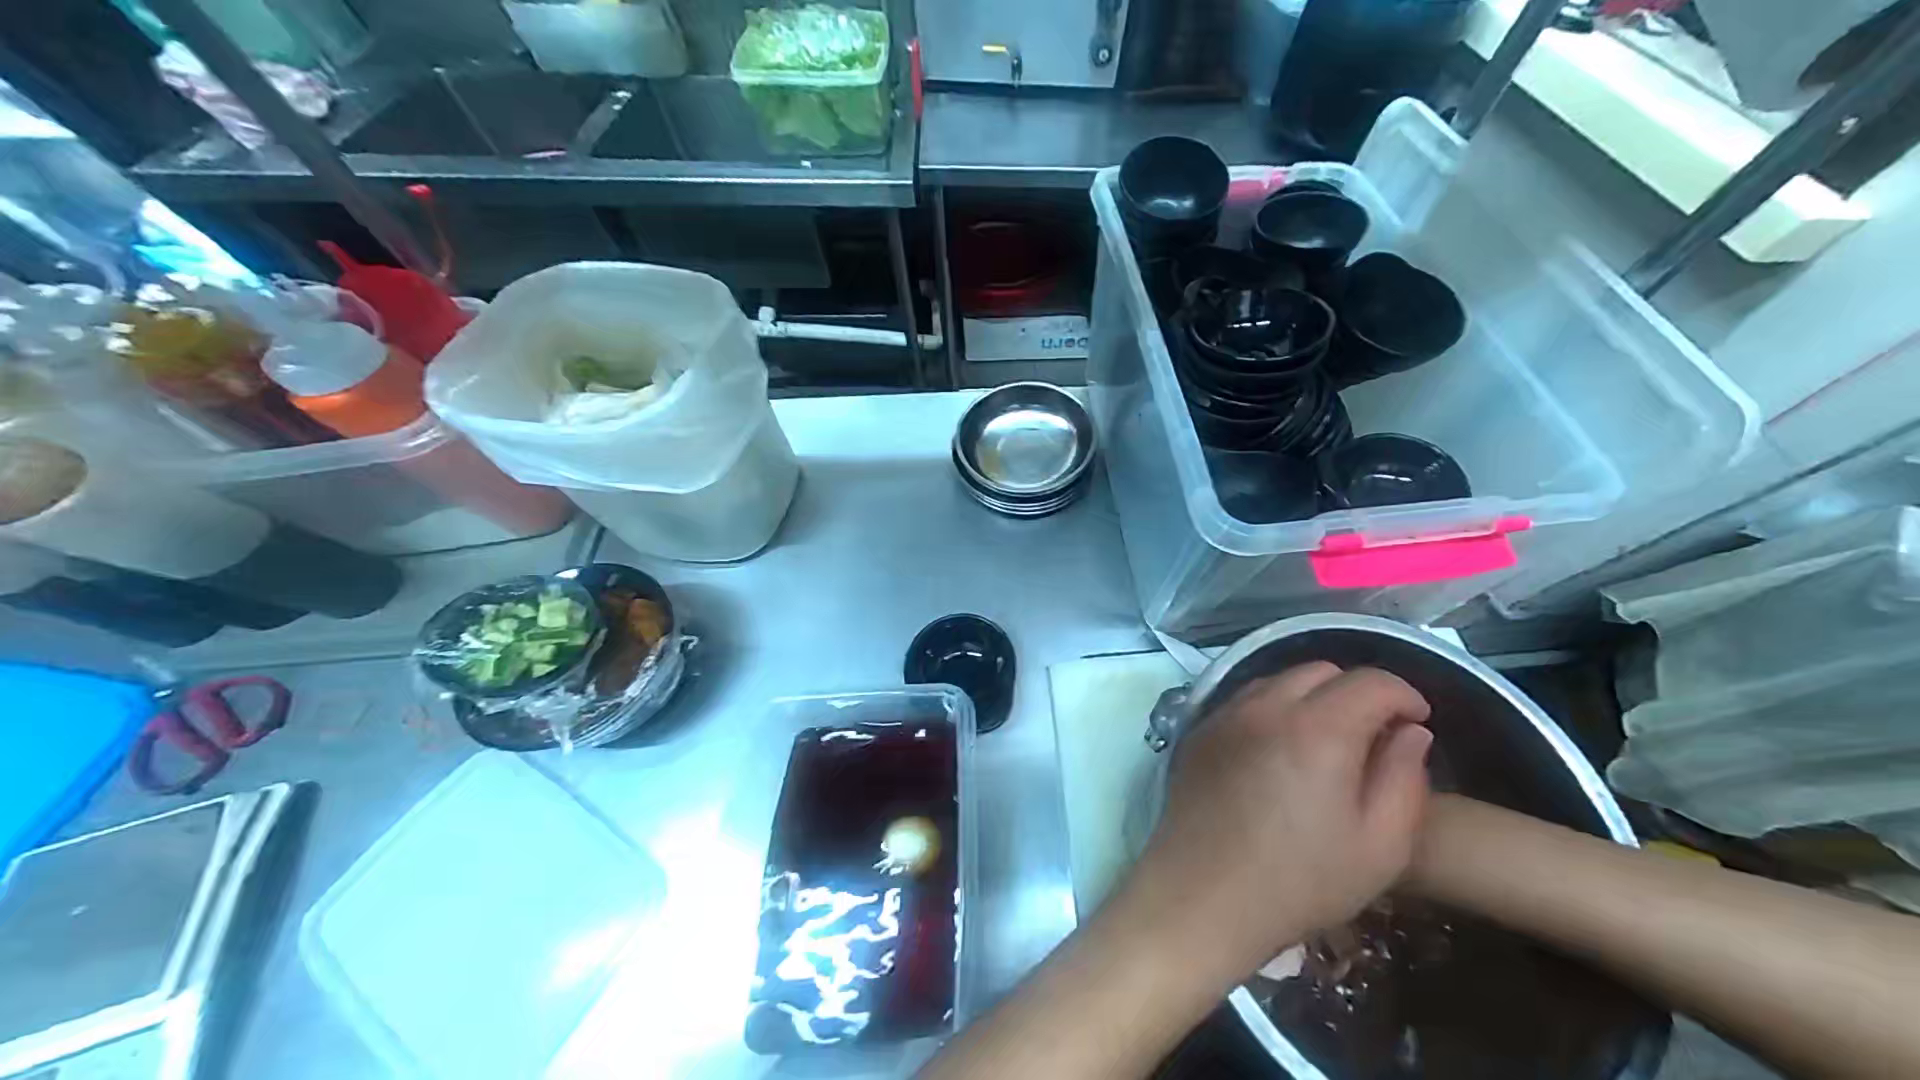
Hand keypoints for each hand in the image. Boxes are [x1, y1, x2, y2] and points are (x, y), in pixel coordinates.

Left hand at [1123, 662, 1433, 984]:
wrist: (1202, 893)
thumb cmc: (1299, 880)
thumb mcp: (1380, 845)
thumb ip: (1404, 778)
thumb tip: (1411, 732)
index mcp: (1317, 728)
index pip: (1371, 682)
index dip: (1405, 695)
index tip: (1418, 722)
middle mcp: (1266, 706)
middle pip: (1321, 670)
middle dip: (1357, 692)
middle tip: (1373, 734)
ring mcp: (1225, 714)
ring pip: (1279, 680)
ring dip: (1312, 696)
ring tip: (1326, 741)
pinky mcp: (1199, 729)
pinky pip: (1245, 700)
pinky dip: (1273, 708)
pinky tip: (1279, 749)